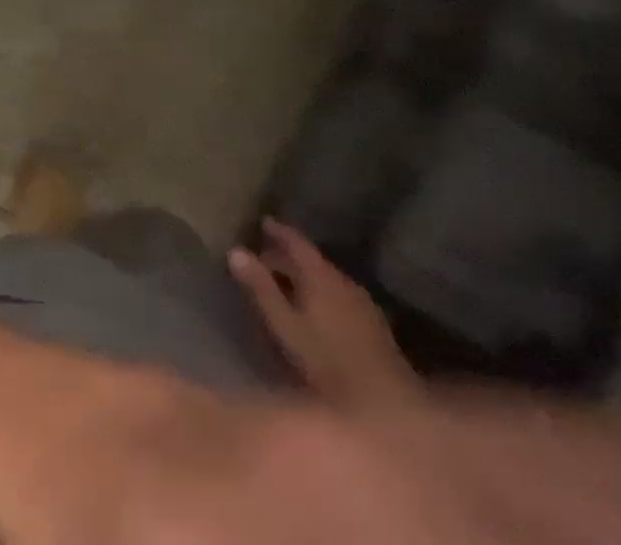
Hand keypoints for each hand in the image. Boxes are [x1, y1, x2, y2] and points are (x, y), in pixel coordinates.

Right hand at [230, 218, 418, 405]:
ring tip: (279, 278)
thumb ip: (260, 287)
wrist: (385, 400)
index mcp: (322, 278)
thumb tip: (235, 251)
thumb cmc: (325, 359)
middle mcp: (345, 283)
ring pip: (326, 277)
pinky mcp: (370, 322)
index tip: (262, 221)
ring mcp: (361, 303)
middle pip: (313, 260)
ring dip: (302, 274)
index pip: (298, 244)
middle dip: (286, 255)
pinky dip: (318, 288)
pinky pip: (337, 292)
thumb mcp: (283, 323)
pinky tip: (308, 303)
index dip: (279, 232)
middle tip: (259, 256)